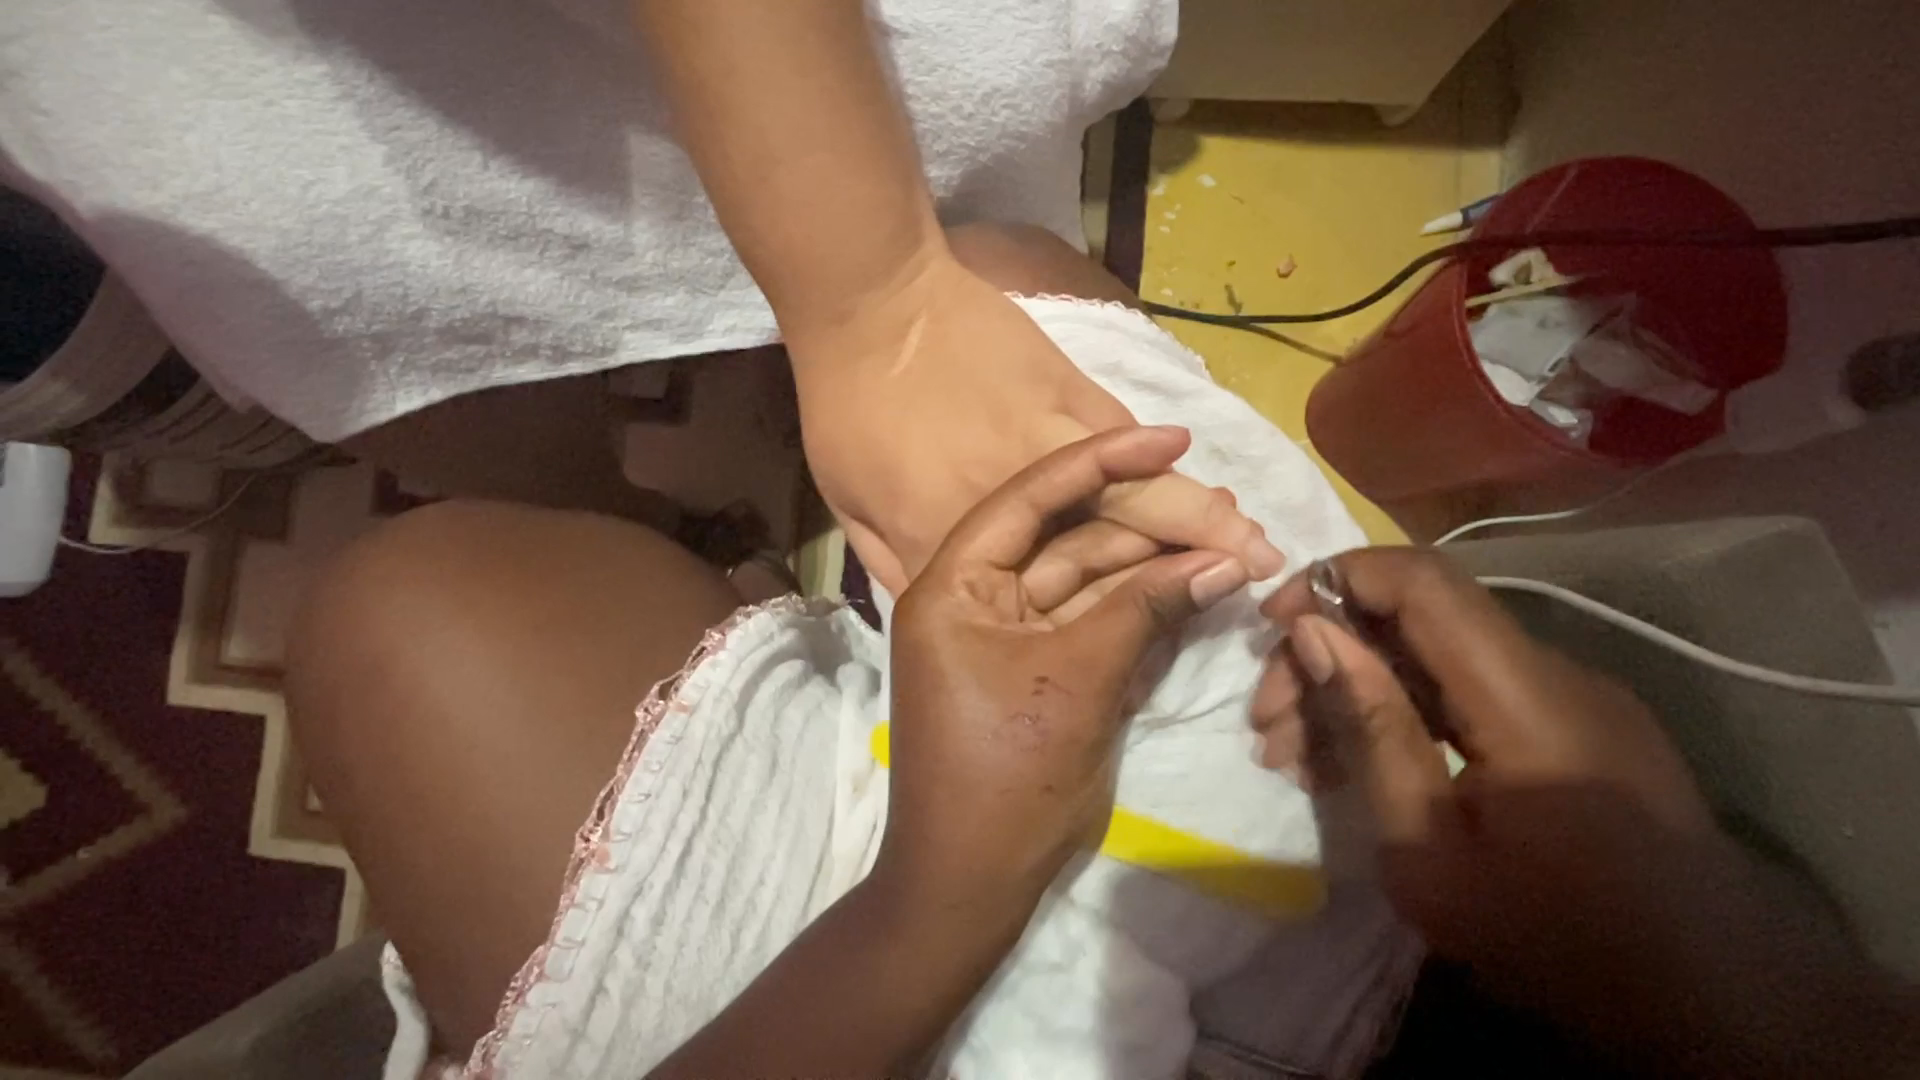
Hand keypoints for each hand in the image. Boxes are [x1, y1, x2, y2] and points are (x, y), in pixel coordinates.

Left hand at [792, 254, 1285, 594]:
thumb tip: (949, 612)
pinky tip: (1196, 474)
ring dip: (1197, 515)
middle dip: (1186, 563)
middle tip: (1253, 576)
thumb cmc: (849, 410)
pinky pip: (1121, 436)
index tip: (1161, 615)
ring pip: (1136, 493)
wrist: (870, 304)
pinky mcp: (1067, 391)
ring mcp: (1048, 441)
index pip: (1045, 592)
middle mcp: (1017, 500)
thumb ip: (897, 566)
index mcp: (957, 536)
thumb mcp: (849, 506)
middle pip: (1115, 545)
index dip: (1116, 608)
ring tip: (1250, 536)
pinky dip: (1160, 460)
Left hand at [879, 426, 1252, 911]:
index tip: (1173, 438)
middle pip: (1069, 537)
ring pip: (1090, 580)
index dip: (1103, 460)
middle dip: (1146, 527)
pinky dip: (1142, 609)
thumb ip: (1145, 609)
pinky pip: (1095, 621)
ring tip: (1230, 550)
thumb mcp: (1077, 678)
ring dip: (1154, 569)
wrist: (974, 879)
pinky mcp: (1044, 667)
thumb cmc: (1006, 771)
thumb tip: (1224, 559)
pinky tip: (1197, 587)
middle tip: (1227, 512)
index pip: (1032, 496)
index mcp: (956, 581)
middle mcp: (979, 594)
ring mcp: (1013, 632)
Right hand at [1253, 549, 1915, 1078]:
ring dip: (1355, 688)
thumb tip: (1312, 632)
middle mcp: (1555, 675)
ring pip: (1432, 657)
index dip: (1338, 579)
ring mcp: (1568, 698)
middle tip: (1267, 718)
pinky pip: (1464, 692)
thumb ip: (1372, 731)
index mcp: (1530, 700)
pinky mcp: (1569, 726)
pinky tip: (1351, 761)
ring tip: (1292, 753)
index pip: (1424, 582)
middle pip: (1417, 618)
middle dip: (1327, 653)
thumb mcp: (1431, 854)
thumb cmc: (1561, 943)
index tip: (1271, 623)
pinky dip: (1398, 711)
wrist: (1719, 1011)